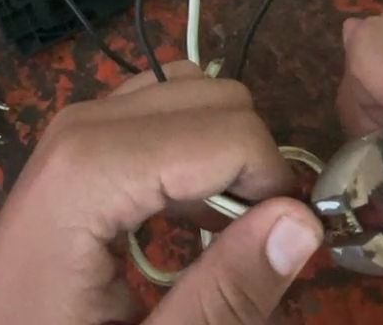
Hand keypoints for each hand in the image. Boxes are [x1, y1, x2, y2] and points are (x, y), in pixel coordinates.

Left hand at [0, 63, 324, 324]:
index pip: (226, 130)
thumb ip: (225, 292)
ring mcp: (79, 119)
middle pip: (213, 97)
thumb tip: (303, 222)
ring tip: (221, 230)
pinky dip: (193, 144)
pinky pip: (161, 104)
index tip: (283, 249)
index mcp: (93, 167)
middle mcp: (84, 121)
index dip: (273, 185)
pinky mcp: (81, 132)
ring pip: (191, 89)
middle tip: (253, 244)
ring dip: (225, 150)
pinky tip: (189, 210)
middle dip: (251, 162)